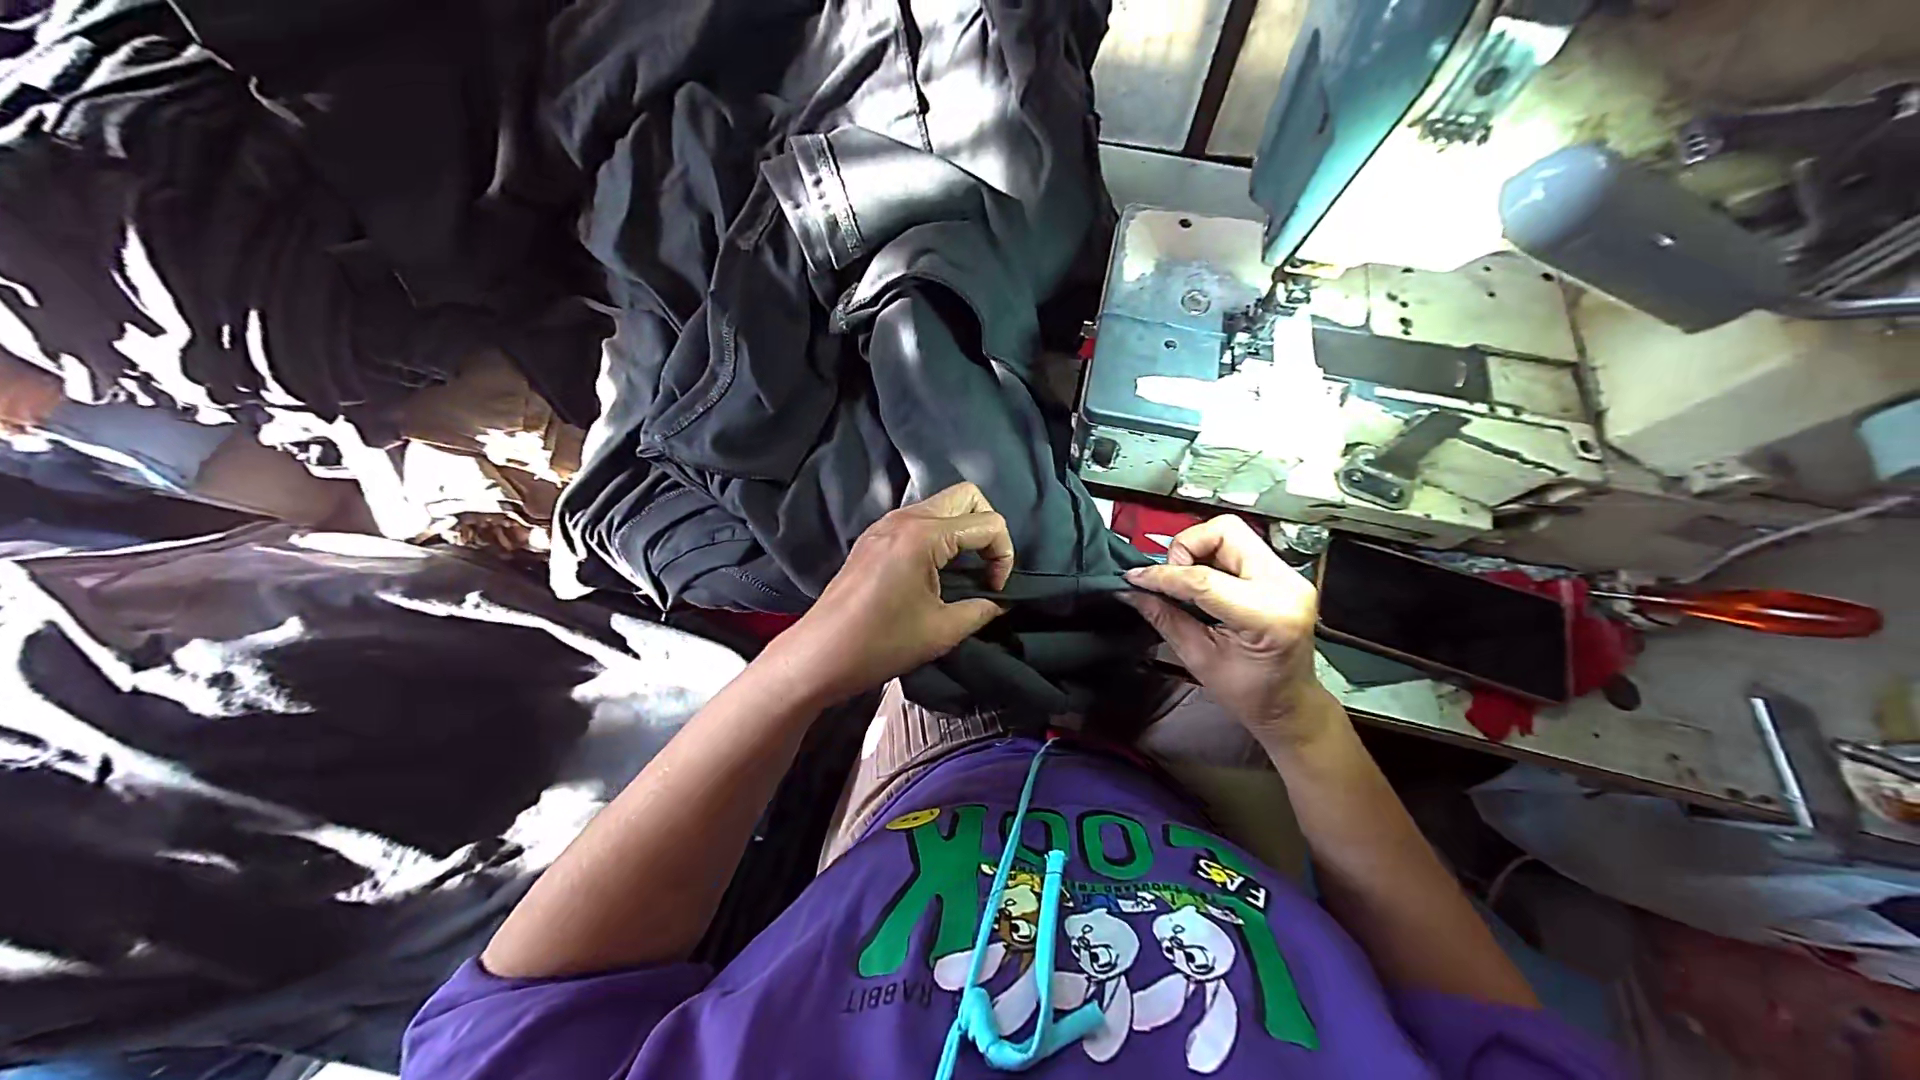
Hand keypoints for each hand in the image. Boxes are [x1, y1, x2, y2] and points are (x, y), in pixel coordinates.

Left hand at [764, 482, 1013, 705]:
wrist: (820, 654)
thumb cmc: (880, 643)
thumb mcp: (942, 631)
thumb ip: (981, 610)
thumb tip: (999, 603)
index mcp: (923, 535)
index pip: (987, 522)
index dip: (1004, 555)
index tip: (995, 590)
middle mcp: (904, 518)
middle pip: (966, 496)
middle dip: (988, 529)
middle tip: (986, 569)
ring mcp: (885, 524)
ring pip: (942, 505)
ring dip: (963, 530)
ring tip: (964, 572)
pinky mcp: (873, 538)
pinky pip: (919, 520)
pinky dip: (940, 535)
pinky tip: (937, 571)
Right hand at [1123, 516, 1341, 750]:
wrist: (1290, 704)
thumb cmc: (1253, 694)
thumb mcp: (1200, 659)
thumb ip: (1165, 618)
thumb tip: (1133, 592)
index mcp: (1268, 615)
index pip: (1203, 578)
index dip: (1162, 576)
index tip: (1136, 579)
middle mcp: (1285, 586)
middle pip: (1224, 531)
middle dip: (1186, 548)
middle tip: (1171, 578)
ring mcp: (1288, 576)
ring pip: (1230, 532)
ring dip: (1198, 550)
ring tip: (1186, 582)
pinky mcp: (1281, 572)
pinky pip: (1238, 546)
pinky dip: (1210, 557)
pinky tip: (1202, 583)